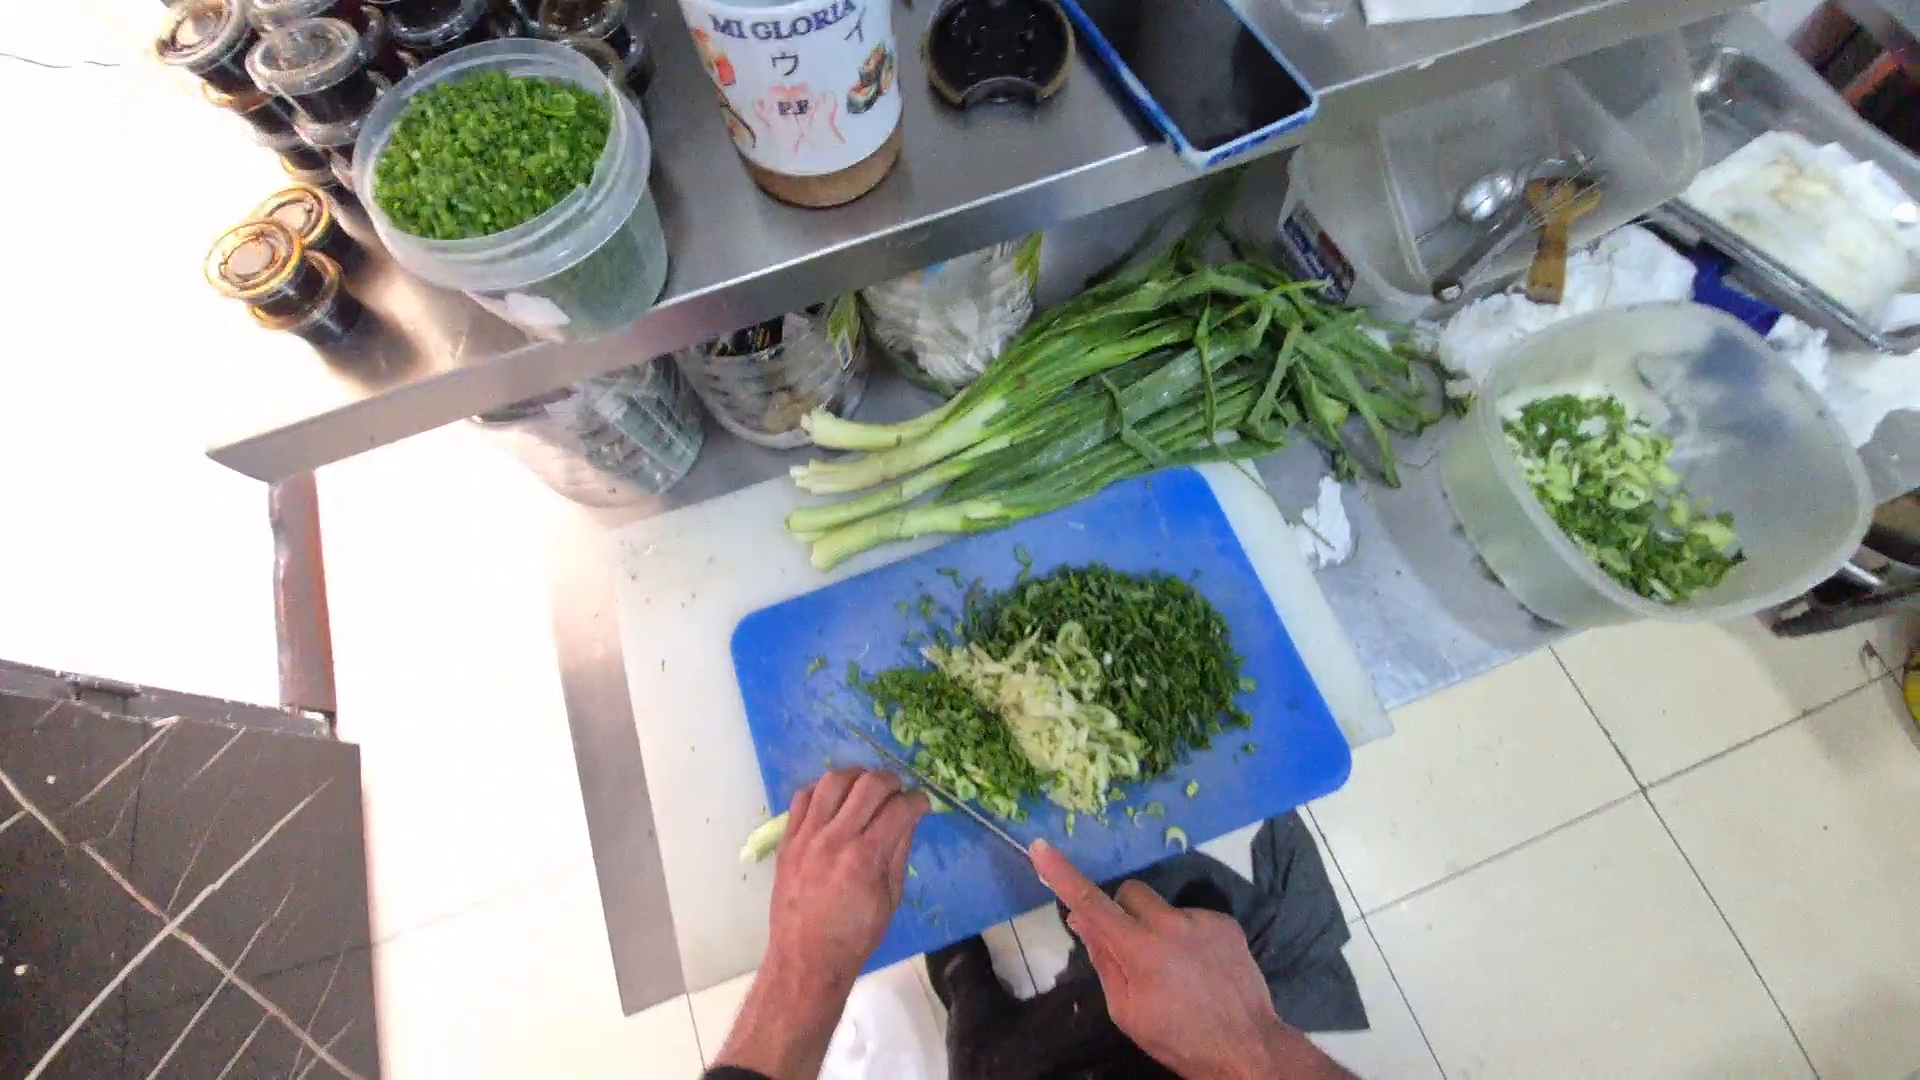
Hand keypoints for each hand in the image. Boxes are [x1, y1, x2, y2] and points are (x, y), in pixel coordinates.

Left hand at [716, 769, 928, 1079]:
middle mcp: (835, 839)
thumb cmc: (855, 937)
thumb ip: (900, 850)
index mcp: (866, 858)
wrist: (805, 961)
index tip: (922, 804)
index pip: (899, 808)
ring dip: (857, 778)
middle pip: (869, 784)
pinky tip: (835, 801)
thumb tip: (910, 816)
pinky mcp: (787, 840)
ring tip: (866, 790)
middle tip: (898, 793)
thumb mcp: (891, 898)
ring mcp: (807, 836)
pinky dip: (822, 791)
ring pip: (833, 781)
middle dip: (892, 781)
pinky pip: (803, 797)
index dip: (918, 800)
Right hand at [1032, 839, 1354, 1079]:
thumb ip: (1103, 960)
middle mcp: (1169, 924)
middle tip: (1131, 949)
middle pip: (1128, 893)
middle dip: (1122, 912)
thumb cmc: (1179, 1040)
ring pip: (1160, 905)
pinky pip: (1191, 917)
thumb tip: (1081, 919)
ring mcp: (1201, 919)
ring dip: (1156, 926)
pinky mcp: (1225, 922)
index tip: (1041, 847)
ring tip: (1175, 967)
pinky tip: (1200, 967)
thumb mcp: (1128, 1012)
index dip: (1062, 875)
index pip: (1091, 904)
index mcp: (1140, 950)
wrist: (1250, 1050)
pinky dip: (1187, 936)